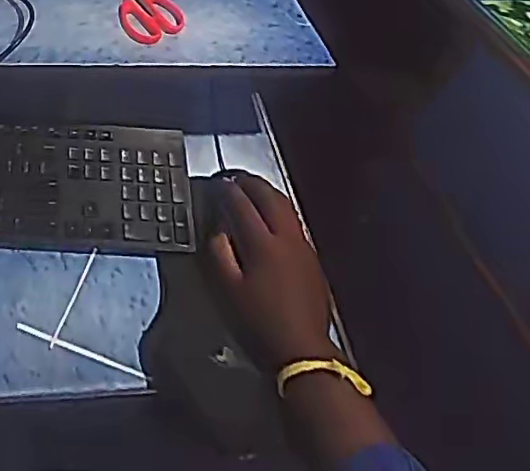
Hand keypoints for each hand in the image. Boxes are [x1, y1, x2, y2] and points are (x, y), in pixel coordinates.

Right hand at [207, 173, 400, 461]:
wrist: (303, 352)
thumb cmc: (259, 322)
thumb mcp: (227, 288)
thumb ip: (219, 252)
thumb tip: (216, 229)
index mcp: (262, 244)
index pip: (241, 204)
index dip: (227, 190)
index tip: (217, 184)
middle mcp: (286, 239)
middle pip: (270, 198)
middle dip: (251, 183)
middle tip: (235, 177)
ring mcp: (303, 248)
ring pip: (286, 208)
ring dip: (268, 193)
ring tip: (252, 189)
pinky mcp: (312, 259)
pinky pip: (294, 222)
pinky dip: (279, 210)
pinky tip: (270, 217)